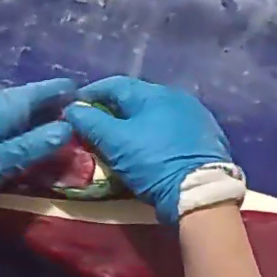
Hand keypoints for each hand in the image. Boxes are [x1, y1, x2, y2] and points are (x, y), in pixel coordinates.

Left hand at [0, 78, 77, 200]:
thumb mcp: (4, 161)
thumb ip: (35, 145)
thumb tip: (67, 128)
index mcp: (8, 104)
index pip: (45, 91)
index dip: (66, 93)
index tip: (85, 95)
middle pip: (28, 97)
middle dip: (50, 105)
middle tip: (70, 115)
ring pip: (12, 105)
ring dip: (30, 113)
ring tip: (46, 124)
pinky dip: (12, 120)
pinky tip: (14, 131)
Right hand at [62, 76, 235, 222]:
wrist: (200, 191)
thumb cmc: (152, 162)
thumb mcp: (115, 143)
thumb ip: (90, 122)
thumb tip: (72, 108)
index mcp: (153, 94)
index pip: (113, 84)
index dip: (89, 94)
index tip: (72, 108)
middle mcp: (176, 97)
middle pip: (134, 98)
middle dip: (110, 110)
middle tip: (92, 125)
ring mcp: (194, 116)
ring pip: (152, 113)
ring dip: (131, 123)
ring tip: (116, 139)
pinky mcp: (204, 137)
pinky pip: (168, 129)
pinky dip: (150, 134)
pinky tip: (144, 148)